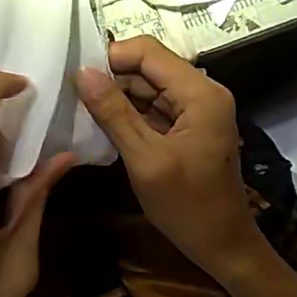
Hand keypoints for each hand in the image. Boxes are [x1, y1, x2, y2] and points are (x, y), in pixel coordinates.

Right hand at [74, 36, 268, 277]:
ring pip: (148, 87)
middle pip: (149, 67)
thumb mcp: (144, 159)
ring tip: (83, 111)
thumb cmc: (187, 206)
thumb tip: (82, 72)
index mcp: (200, 93)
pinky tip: (104, 126)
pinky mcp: (188, 126)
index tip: (77, 77)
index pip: (149, 51)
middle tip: (74, 97)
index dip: (112, 57)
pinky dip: (130, 113)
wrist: (223, 245)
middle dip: (112, 78)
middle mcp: (202, 92)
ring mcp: (196, 109)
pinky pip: (154, 107)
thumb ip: (114, 112)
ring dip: (118, 97)